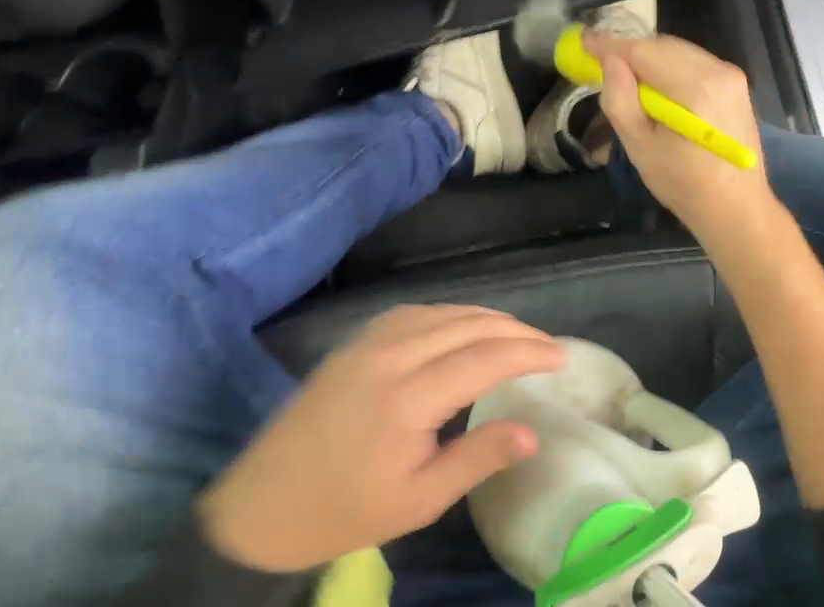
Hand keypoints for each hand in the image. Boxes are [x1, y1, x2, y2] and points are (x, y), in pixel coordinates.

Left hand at [198, 305, 564, 572]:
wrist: (260, 507)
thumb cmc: (345, 511)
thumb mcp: (418, 501)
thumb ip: (477, 459)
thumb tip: (532, 431)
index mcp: (407, 398)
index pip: (485, 358)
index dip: (529, 353)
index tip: (562, 357)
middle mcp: (391, 356)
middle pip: (469, 325)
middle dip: (516, 330)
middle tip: (548, 346)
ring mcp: (368, 343)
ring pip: (443, 312)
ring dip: (486, 318)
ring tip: (517, 335)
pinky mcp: (354, 342)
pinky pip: (415, 313)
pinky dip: (451, 314)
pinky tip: (464, 327)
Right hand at [586, 32, 780, 242]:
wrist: (736, 206)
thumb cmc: (684, 184)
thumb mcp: (640, 147)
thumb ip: (621, 100)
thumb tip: (609, 61)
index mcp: (695, 88)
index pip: (644, 52)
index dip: (610, 44)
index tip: (583, 40)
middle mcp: (718, 71)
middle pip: (663, 46)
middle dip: (630, 50)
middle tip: (599, 61)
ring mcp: (732, 75)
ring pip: (679, 51)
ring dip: (650, 57)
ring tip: (625, 76)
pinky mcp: (736, 84)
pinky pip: (694, 62)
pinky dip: (670, 66)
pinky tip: (656, 86)